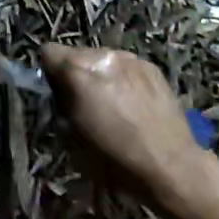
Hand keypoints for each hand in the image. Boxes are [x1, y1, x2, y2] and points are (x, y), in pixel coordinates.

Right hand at [42, 43, 201, 192]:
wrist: (171, 166)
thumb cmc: (115, 160)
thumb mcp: (72, 139)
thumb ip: (61, 105)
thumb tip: (60, 93)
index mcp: (77, 71)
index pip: (48, 51)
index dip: (48, 71)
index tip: (57, 92)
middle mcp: (102, 55)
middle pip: (76, 54)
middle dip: (76, 73)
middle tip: (86, 103)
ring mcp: (129, 58)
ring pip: (102, 58)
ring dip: (100, 75)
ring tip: (114, 103)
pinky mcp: (151, 66)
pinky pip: (126, 65)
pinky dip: (123, 78)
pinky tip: (135, 104)